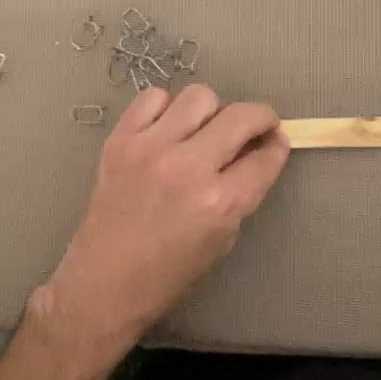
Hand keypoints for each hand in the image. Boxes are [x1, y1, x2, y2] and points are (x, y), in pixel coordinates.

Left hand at [37, 84, 290, 349]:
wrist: (103, 284)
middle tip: (255, 128)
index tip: (276, 142)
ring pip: (199, 96)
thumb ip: (241, 194)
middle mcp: (188, 168)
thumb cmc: (168, 275)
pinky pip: (153, 98)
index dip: (277, 147)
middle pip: (241, 116)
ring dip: (211, 111)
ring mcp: (151, 148)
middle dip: (259, 119)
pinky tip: (166, 129)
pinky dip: (166, 108)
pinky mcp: (120, 140)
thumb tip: (255, 155)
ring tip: (203, 130)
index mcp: (219, 203)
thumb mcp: (222, 241)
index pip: (264, 157)